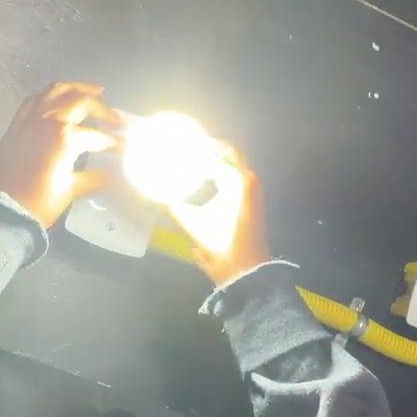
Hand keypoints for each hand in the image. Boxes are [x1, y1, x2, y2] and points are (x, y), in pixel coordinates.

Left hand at [0, 82, 118, 225]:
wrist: (0, 210)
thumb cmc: (38, 204)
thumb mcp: (69, 190)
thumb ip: (92, 177)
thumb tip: (111, 174)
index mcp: (65, 136)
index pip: (96, 135)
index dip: (113, 142)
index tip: (124, 148)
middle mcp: (48, 119)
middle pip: (81, 102)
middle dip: (103, 110)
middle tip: (116, 120)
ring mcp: (30, 117)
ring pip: (58, 89)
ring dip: (79, 89)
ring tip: (96, 92)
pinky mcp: (17, 122)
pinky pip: (36, 98)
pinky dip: (52, 94)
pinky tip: (61, 100)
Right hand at [175, 153, 271, 285]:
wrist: (248, 273)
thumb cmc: (223, 249)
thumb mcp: (195, 228)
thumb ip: (178, 209)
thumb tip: (163, 195)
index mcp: (238, 183)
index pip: (225, 153)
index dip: (207, 146)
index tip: (188, 144)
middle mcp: (248, 184)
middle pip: (231, 157)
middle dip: (211, 152)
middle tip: (189, 152)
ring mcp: (252, 194)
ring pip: (234, 169)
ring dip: (217, 165)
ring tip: (193, 165)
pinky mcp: (250, 206)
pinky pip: (236, 182)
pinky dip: (221, 177)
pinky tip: (204, 184)